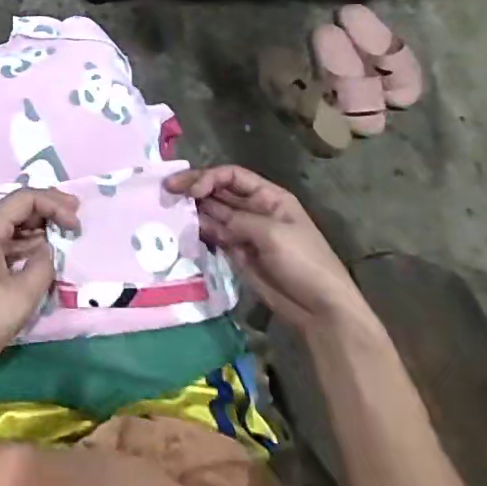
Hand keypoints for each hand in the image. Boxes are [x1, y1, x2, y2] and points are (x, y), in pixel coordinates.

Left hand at [0, 188, 80, 384]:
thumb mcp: (22, 295)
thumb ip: (43, 264)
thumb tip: (48, 250)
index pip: (26, 198)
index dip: (55, 204)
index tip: (77, 224)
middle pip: (18, 207)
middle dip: (49, 210)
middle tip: (77, 220)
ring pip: (13, 225)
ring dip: (40, 228)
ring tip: (66, 236)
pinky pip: (7, 243)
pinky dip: (28, 244)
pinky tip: (44, 254)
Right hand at [166, 166, 358, 326]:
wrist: (320, 309)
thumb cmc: (304, 262)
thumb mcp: (273, 234)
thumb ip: (237, 220)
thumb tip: (206, 216)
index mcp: (269, 197)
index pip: (232, 176)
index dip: (209, 178)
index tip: (190, 191)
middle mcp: (253, 209)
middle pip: (218, 191)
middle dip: (194, 189)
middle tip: (167, 190)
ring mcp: (244, 232)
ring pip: (212, 213)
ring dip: (193, 209)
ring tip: (169, 209)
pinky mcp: (236, 253)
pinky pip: (213, 236)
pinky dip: (198, 231)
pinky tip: (183, 229)